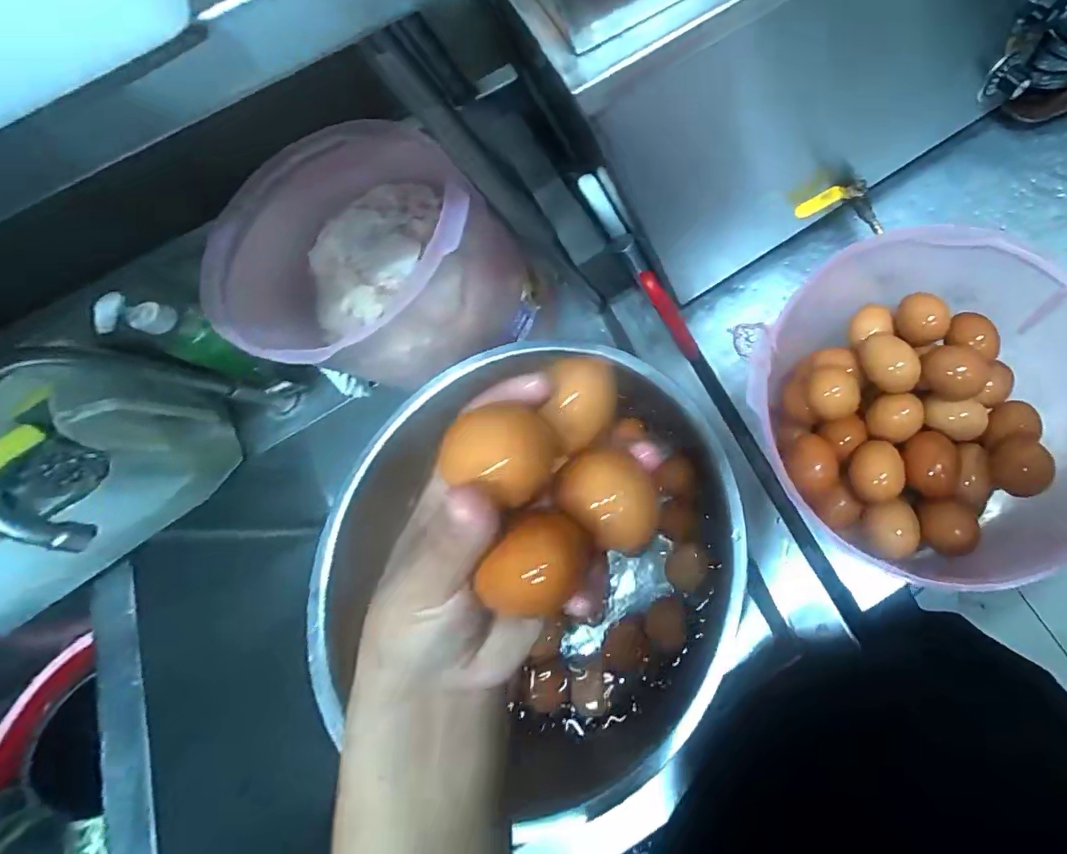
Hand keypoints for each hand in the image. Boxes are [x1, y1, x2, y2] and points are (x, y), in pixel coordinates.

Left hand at [334, 371, 653, 853]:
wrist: (443, 682)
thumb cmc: (412, 619)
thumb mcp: (417, 588)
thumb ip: (445, 547)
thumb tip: (475, 498)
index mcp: (466, 482)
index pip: (488, 427)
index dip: (515, 399)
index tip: (550, 384)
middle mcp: (511, 494)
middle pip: (558, 455)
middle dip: (600, 441)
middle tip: (638, 439)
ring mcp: (541, 529)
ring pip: (586, 500)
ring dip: (622, 492)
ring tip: (655, 486)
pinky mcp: (562, 568)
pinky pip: (589, 560)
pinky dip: (596, 575)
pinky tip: (586, 604)